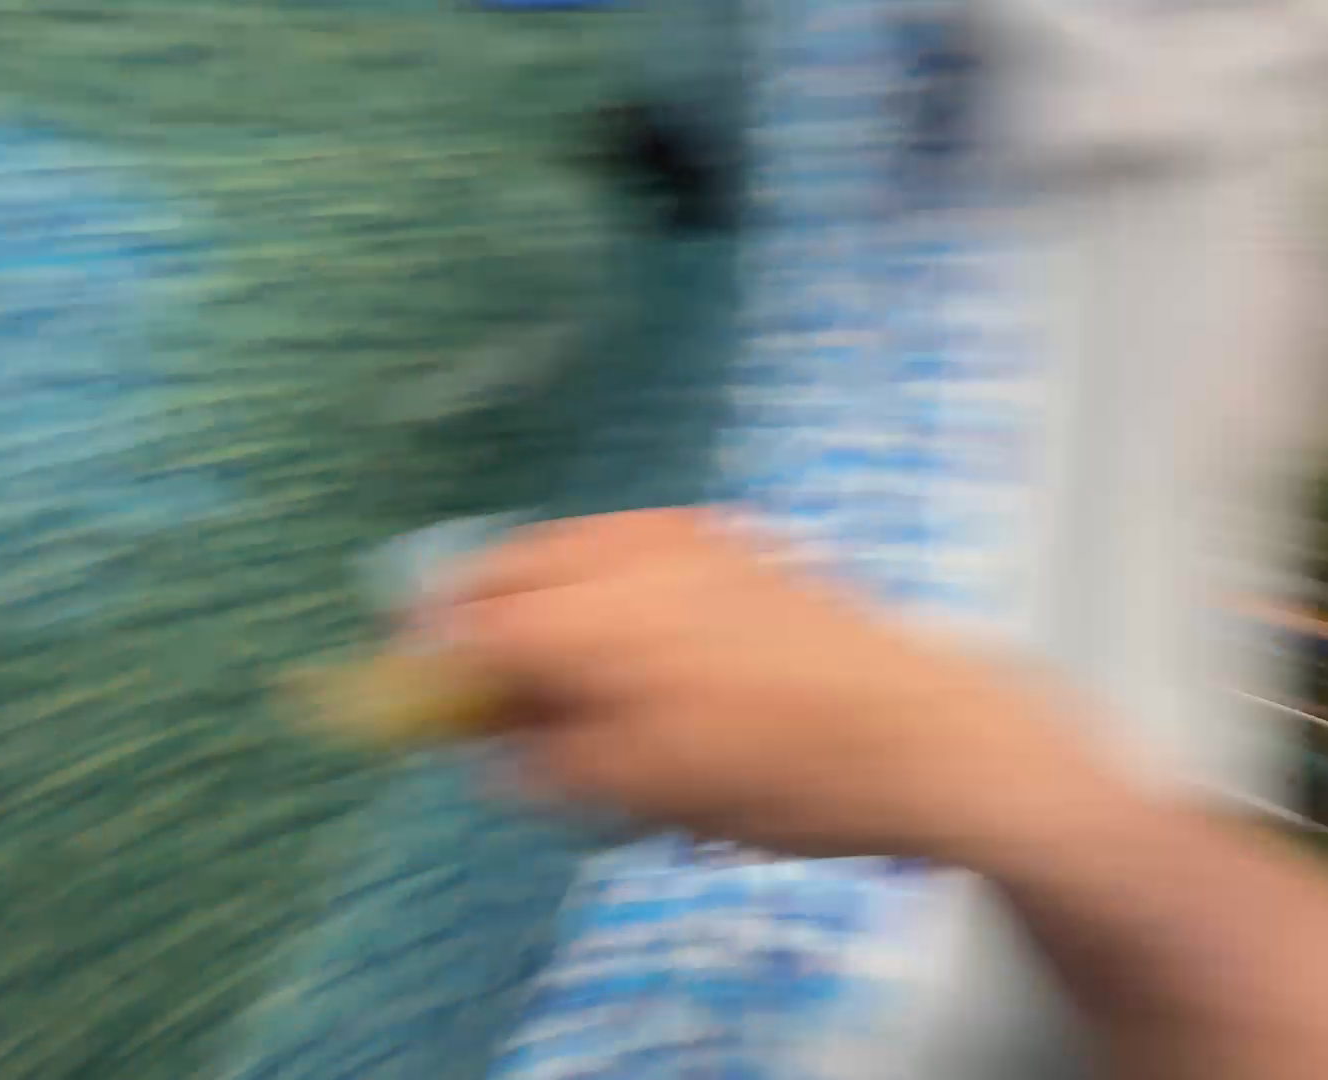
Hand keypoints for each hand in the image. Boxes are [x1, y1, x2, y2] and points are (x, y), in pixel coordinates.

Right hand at [431, 508, 1124, 863]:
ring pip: (561, 547)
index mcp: (595, 624)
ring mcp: (674, 532)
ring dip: (531, 588)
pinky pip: (618, 541)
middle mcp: (622, 556)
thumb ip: (548, 760)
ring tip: (549, 646)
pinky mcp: (717, 531)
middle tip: (477, 662)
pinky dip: (589, 574)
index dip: (426, 648)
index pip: (471, 621)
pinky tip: (620, 619)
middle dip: (472, 609)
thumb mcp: (648, 793)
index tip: (407, 669)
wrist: (920, 727)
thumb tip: (487, 744)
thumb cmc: (781, 777)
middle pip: (506, 566)